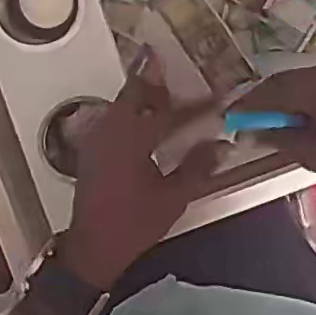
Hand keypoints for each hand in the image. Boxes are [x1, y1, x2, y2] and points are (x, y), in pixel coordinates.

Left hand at [60, 70, 221, 288]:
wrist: (93, 247)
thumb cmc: (134, 223)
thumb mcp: (173, 197)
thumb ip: (198, 166)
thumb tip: (223, 145)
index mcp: (132, 138)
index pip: (169, 112)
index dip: (195, 105)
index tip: (216, 97)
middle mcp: (111, 130)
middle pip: (135, 92)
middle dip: (156, 80)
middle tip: (176, 66)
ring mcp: (97, 138)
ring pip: (122, 103)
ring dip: (143, 94)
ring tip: (166, 91)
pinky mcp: (92, 149)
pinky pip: (113, 117)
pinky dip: (131, 111)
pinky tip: (146, 120)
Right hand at [234, 62, 315, 210]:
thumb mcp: (313, 153)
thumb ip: (279, 137)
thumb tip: (249, 131)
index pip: (277, 90)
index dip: (250, 103)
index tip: (231, 115)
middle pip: (285, 80)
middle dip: (262, 98)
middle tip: (241, 117)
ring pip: (296, 80)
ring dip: (277, 97)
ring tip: (260, 118)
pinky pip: (311, 83)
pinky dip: (294, 96)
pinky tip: (285, 113)